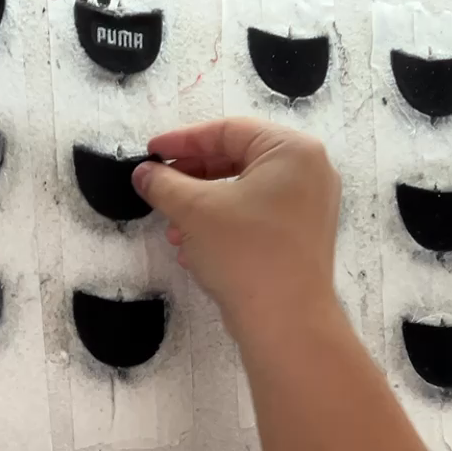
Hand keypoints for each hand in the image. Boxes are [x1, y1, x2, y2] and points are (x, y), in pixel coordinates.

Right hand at [134, 118, 342, 345]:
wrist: (284, 319)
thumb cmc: (245, 253)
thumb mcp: (194, 211)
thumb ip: (164, 185)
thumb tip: (143, 173)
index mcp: (291, 151)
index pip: (228, 132)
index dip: (183, 140)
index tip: (150, 152)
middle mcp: (307, 171)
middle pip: (236, 160)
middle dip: (191, 178)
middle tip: (158, 188)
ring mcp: (307, 206)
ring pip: (242, 192)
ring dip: (200, 206)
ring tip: (172, 228)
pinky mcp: (298, 238)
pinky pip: (253, 217)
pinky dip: (220, 225)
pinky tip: (193, 248)